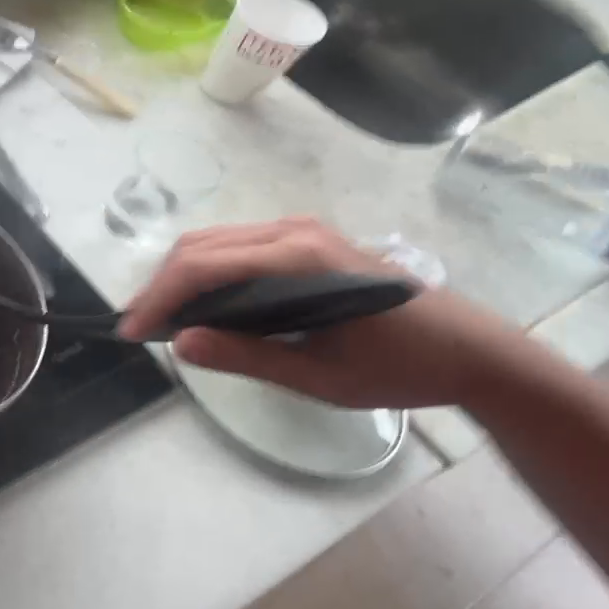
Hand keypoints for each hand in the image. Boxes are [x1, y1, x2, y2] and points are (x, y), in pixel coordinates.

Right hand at [119, 218, 526, 409]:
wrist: (475, 351)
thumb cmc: (403, 369)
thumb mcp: (323, 378)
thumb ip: (249, 358)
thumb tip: (180, 344)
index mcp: (299, 260)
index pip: (203, 267)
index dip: (159, 297)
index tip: (132, 331)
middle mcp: (292, 231)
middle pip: (199, 247)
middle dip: (161, 285)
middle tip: (140, 325)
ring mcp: (297, 229)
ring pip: (210, 242)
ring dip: (178, 276)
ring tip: (161, 315)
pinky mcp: (300, 237)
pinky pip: (232, 245)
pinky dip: (203, 271)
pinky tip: (199, 301)